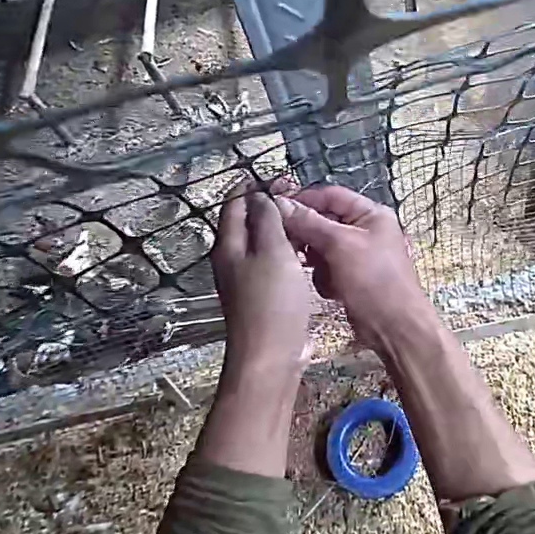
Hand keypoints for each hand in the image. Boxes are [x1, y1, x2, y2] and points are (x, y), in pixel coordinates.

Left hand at [211, 188, 313, 377]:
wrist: (270, 356)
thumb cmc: (272, 301)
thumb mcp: (273, 251)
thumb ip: (267, 219)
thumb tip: (261, 196)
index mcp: (229, 245)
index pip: (235, 204)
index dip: (254, 186)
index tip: (281, 177)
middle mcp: (232, 260)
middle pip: (246, 222)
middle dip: (268, 205)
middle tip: (298, 197)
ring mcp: (246, 279)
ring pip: (261, 243)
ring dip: (279, 228)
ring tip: (305, 220)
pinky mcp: (261, 296)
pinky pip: (272, 263)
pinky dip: (285, 251)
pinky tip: (305, 254)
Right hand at [273, 184, 434, 352]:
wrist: (394, 328)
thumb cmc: (374, 280)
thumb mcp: (340, 245)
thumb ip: (309, 222)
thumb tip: (279, 203)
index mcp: (371, 214)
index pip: (330, 196)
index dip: (303, 201)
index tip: (275, 210)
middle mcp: (365, 231)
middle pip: (323, 222)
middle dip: (307, 235)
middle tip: (288, 245)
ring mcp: (357, 256)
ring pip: (321, 247)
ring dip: (316, 260)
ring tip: (317, 272)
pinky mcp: (350, 278)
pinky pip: (326, 269)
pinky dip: (324, 278)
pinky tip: (331, 290)